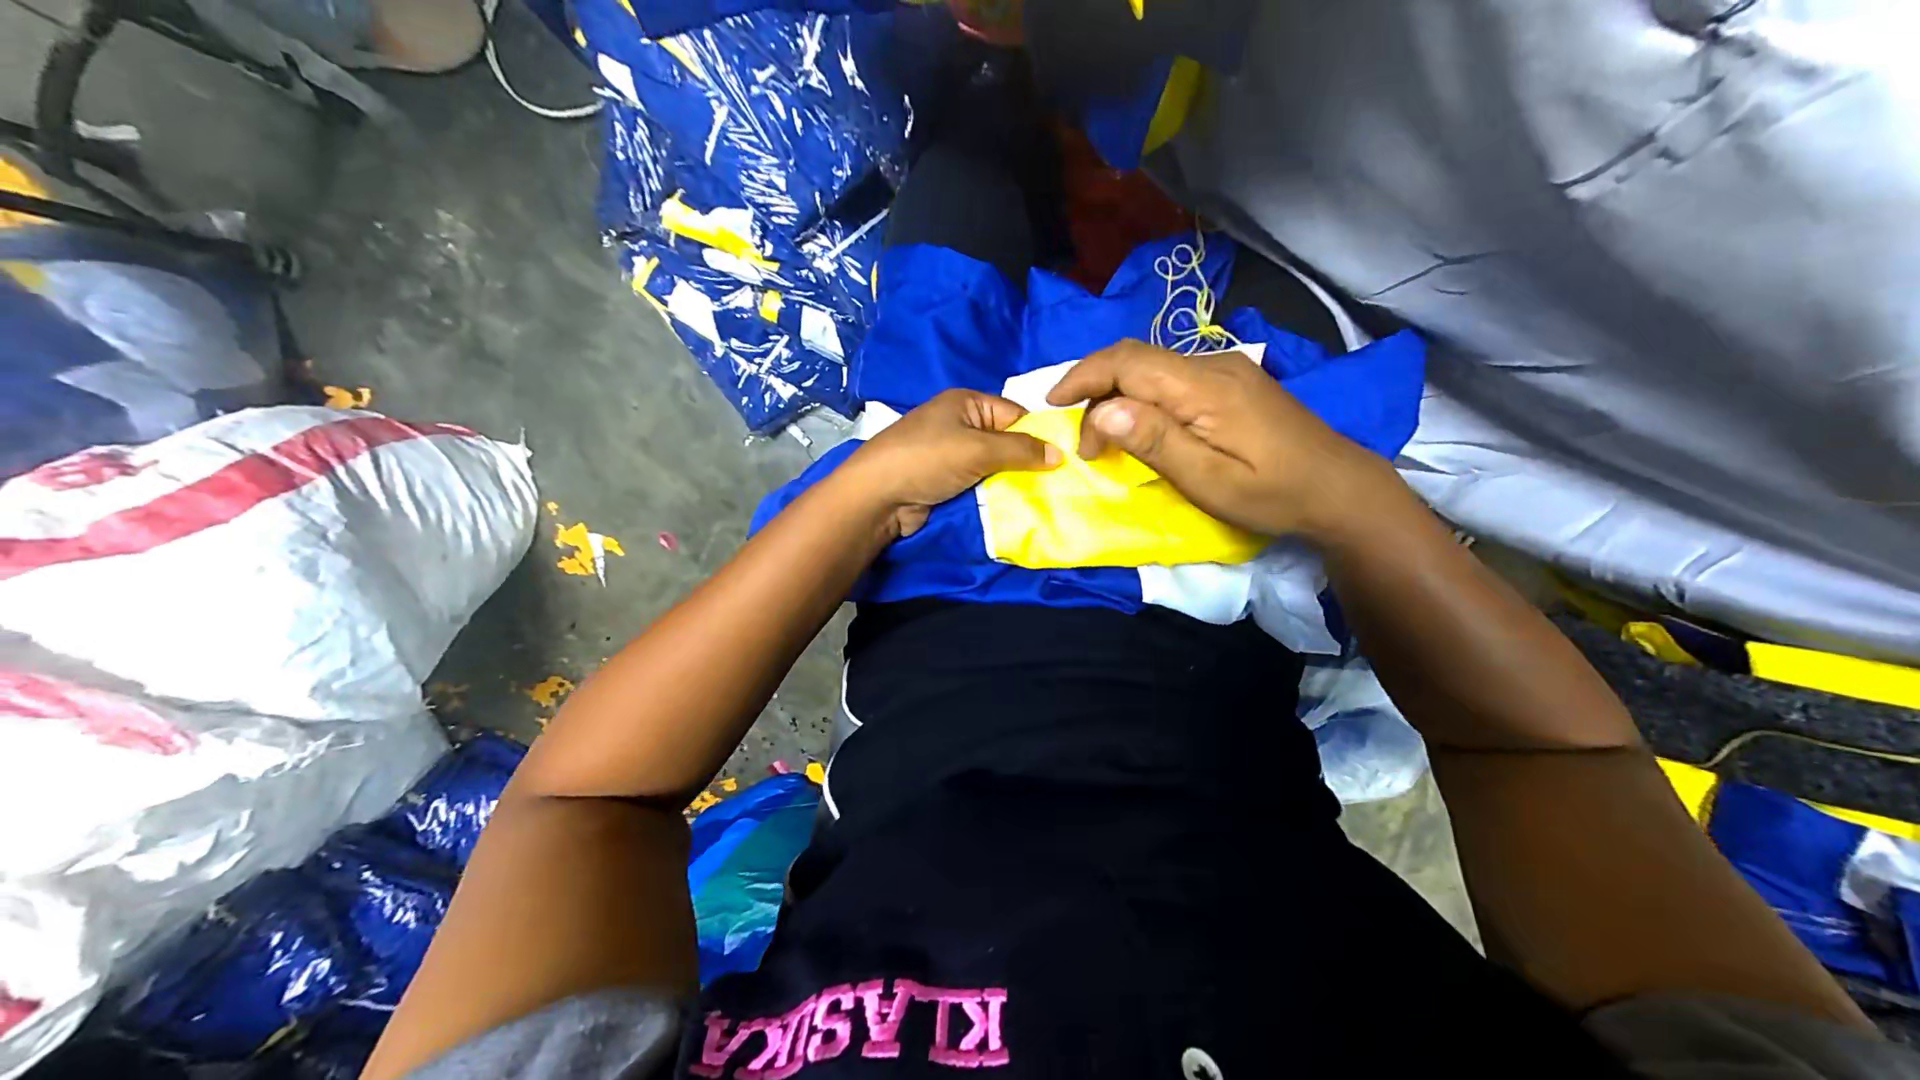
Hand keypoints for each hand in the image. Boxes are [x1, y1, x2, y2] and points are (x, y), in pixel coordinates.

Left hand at [841, 389, 1061, 537]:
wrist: (878, 495)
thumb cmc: (927, 459)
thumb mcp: (978, 449)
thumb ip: (1020, 450)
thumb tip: (1060, 455)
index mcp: (967, 403)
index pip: (1015, 414)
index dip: (1038, 435)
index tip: (1064, 458)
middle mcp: (960, 423)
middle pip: (1006, 440)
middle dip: (1027, 461)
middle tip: (1057, 482)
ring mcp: (951, 453)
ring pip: (994, 465)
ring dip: (1011, 480)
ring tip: (1042, 496)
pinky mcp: (945, 480)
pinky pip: (978, 482)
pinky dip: (993, 492)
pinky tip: (1014, 504)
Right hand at [1046, 340, 1400, 542]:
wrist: (1339, 488)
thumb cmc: (1272, 494)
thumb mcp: (1209, 481)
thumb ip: (1156, 441)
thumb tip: (1103, 410)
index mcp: (1205, 387)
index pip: (1127, 362)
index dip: (1083, 378)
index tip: (1054, 409)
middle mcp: (1213, 364)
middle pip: (1135, 358)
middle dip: (1096, 390)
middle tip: (1087, 443)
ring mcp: (1226, 369)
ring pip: (1151, 367)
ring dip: (1117, 395)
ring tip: (1107, 438)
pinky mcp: (1232, 380)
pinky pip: (1171, 377)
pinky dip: (1141, 397)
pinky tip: (1141, 426)